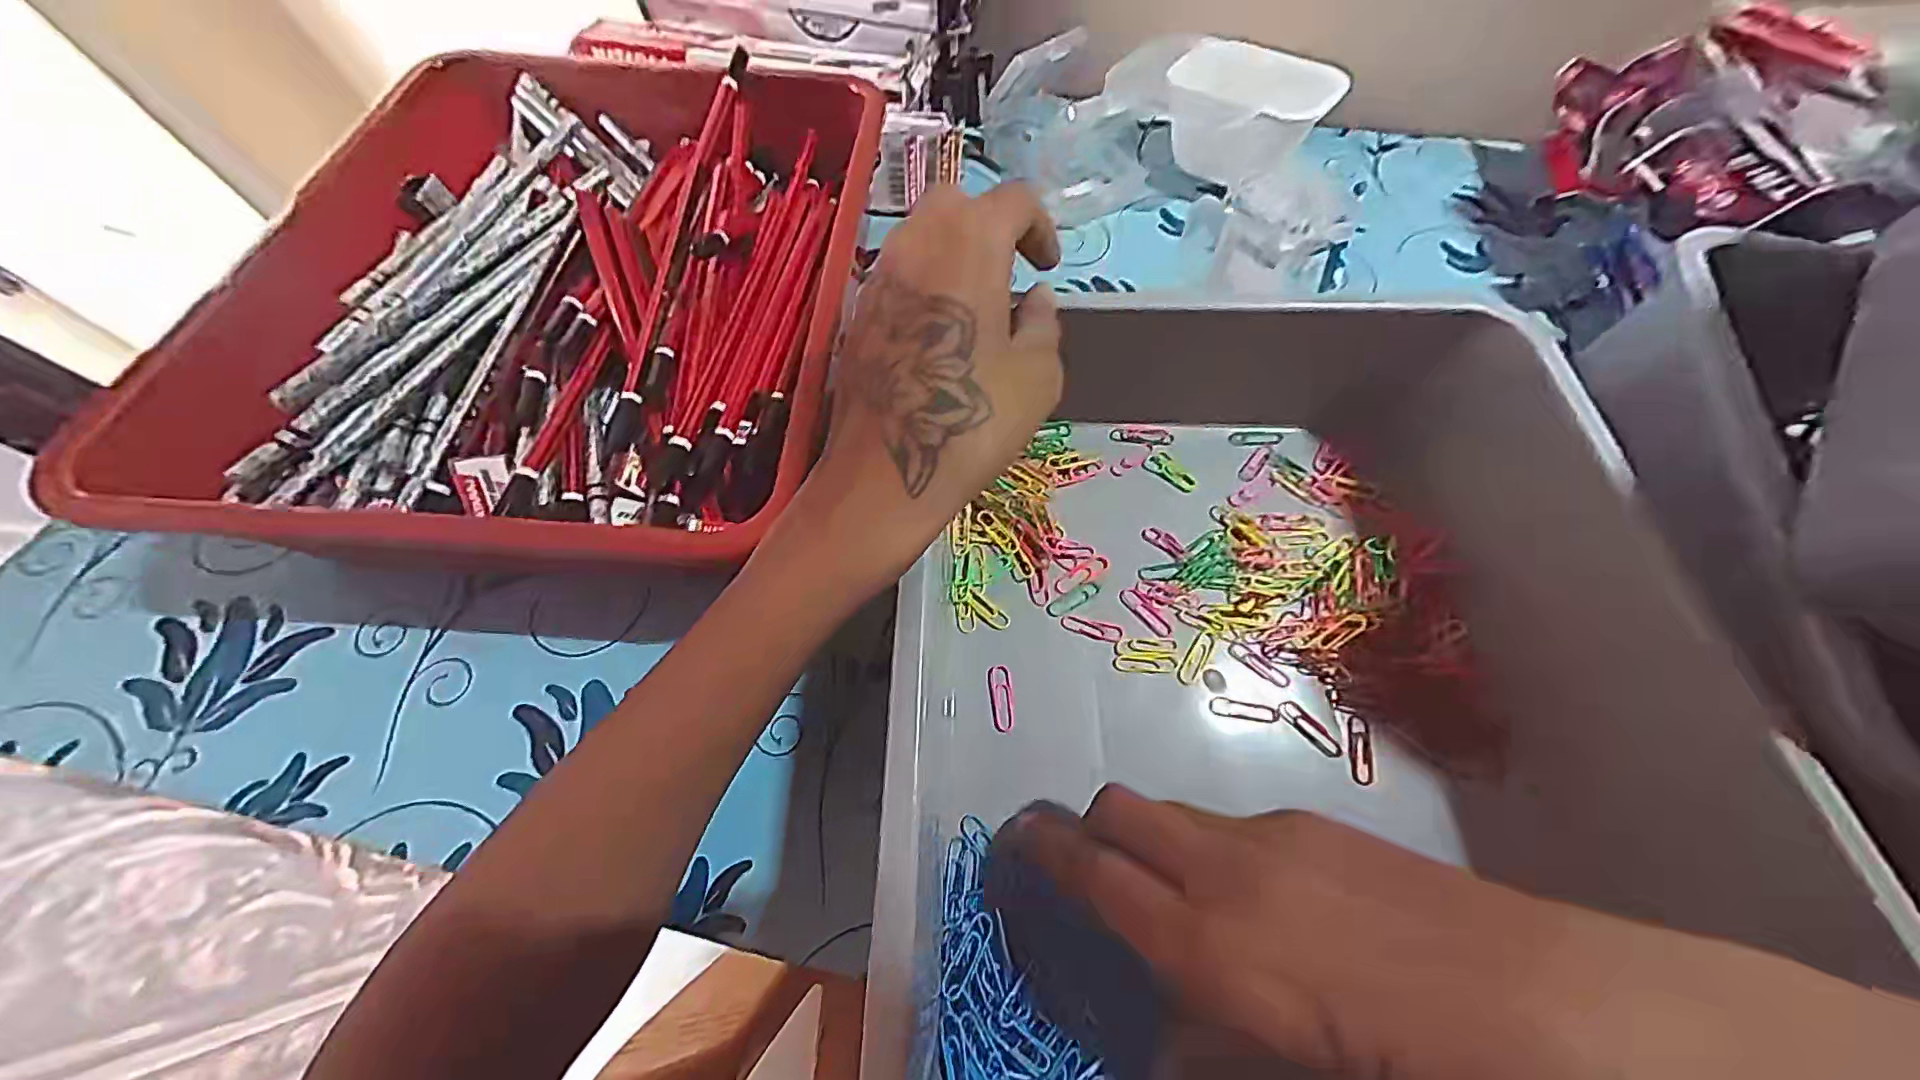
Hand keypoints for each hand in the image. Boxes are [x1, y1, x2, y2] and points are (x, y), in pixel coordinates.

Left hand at [788, 183, 1062, 586]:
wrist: (886, 472)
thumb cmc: (975, 420)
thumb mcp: (1039, 376)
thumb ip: (1045, 324)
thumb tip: (1035, 299)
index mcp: (971, 242)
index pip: (1013, 199)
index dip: (1041, 226)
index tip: (1047, 265)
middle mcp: (916, 243)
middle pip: (956, 202)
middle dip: (989, 224)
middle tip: (1008, 273)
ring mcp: (878, 277)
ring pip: (919, 237)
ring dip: (953, 255)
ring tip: (975, 308)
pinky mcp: (855, 314)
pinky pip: (897, 277)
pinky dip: (924, 285)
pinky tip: (937, 336)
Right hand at [1009, 786, 1919, 1079]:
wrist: (1572, 1008)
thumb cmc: (1423, 1065)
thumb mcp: (1294, 1074)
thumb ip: (1209, 1050)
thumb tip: (1158, 1038)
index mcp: (1212, 941)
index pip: (1095, 872)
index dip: (1044, 852)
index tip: (1012, 842)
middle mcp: (1227, 868)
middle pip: (1119, 812)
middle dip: (1085, 831)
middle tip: (1082, 874)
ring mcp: (1275, 835)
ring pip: (1172, 812)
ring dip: (1149, 843)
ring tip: (1172, 901)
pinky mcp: (1317, 827)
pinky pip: (1227, 823)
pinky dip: (1207, 850)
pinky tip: (1258, 905)